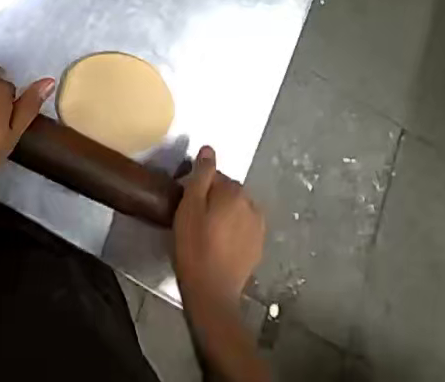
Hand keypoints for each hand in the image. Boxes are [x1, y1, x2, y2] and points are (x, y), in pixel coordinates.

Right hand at [171, 146, 263, 306]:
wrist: (212, 295)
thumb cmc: (195, 248)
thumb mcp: (189, 208)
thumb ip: (201, 175)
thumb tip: (209, 148)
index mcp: (234, 190)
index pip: (214, 177)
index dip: (198, 188)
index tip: (186, 205)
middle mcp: (251, 202)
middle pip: (226, 192)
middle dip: (212, 201)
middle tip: (194, 222)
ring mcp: (258, 225)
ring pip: (236, 210)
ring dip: (224, 215)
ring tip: (207, 236)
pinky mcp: (258, 245)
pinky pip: (243, 228)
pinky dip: (233, 231)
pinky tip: (220, 247)